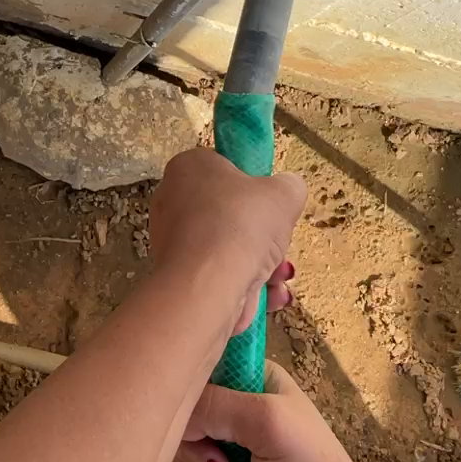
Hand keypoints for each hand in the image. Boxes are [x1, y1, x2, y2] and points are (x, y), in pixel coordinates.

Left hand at [150, 148, 304, 330]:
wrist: (206, 284)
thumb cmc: (240, 225)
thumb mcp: (283, 194)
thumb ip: (289, 186)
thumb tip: (288, 188)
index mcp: (189, 166)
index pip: (224, 169)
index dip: (253, 188)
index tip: (270, 205)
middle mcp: (172, 199)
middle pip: (230, 214)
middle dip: (262, 236)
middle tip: (278, 245)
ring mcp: (171, 239)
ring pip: (227, 248)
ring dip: (262, 264)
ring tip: (278, 276)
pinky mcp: (178, 274)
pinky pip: (218, 274)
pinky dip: (245, 285)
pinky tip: (268, 295)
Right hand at [172, 363, 389, 461]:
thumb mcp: (267, 421)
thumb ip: (215, 405)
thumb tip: (174, 417)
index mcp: (251, 382)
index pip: (201, 373)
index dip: (189, 397)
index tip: (197, 424)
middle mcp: (235, 412)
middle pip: (184, 420)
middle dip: (197, 454)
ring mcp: (225, 453)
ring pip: (181, 458)